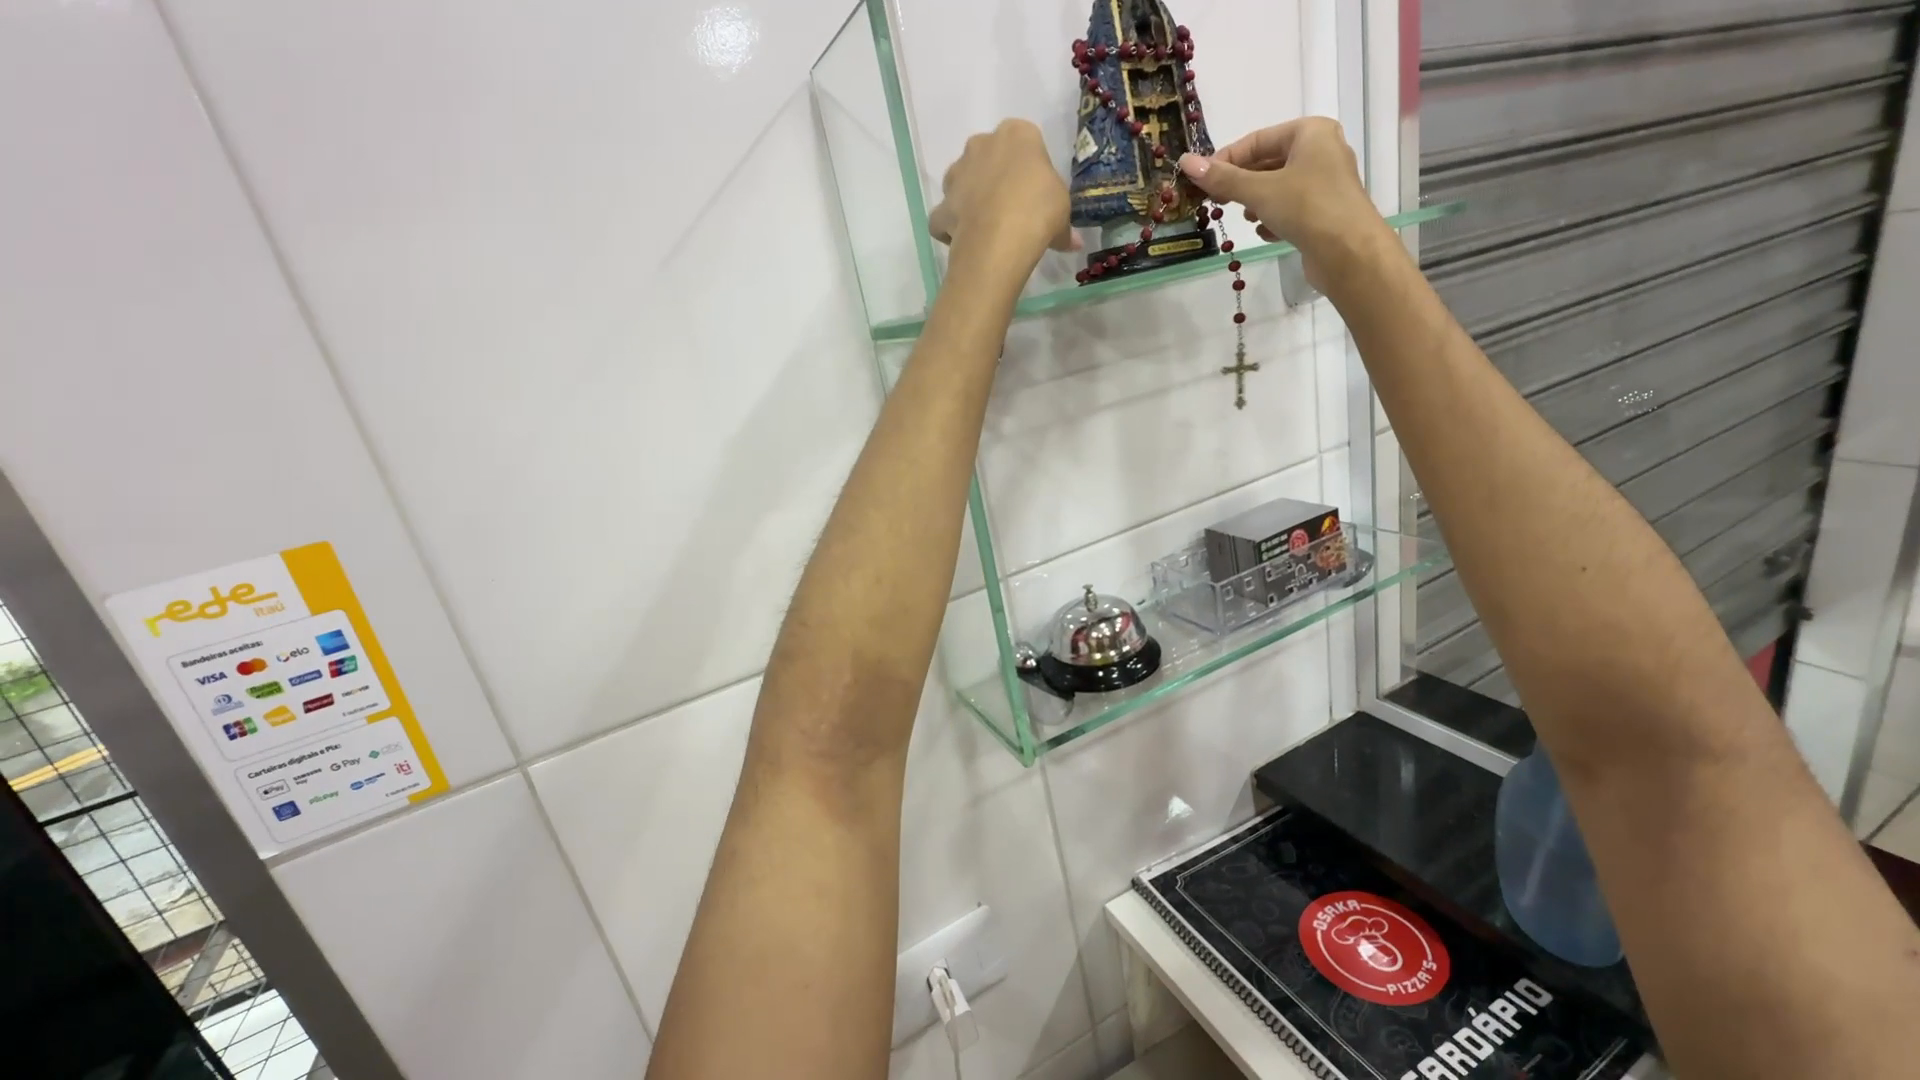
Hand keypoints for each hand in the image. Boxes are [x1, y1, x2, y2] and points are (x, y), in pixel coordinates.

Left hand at [928, 119, 1076, 270]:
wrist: (1000, 239)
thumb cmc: (1039, 210)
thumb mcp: (1063, 212)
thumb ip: (1063, 224)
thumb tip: (1072, 242)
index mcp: (1017, 134)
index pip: (1024, 140)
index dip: (1030, 166)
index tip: (1036, 190)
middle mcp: (980, 145)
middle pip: (987, 156)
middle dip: (994, 175)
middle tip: (1011, 205)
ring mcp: (956, 174)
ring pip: (961, 180)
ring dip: (969, 196)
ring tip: (986, 224)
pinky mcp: (941, 206)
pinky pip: (943, 215)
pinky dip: (949, 227)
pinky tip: (963, 241)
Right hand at [1177, 118, 1388, 284]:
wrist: (1349, 252)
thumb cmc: (1306, 208)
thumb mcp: (1258, 190)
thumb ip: (1222, 178)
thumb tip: (1186, 162)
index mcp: (1310, 132)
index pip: (1256, 140)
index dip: (1225, 159)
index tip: (1201, 181)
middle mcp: (1321, 151)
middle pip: (1267, 162)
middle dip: (1240, 183)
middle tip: (1216, 201)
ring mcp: (1325, 182)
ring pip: (1277, 186)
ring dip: (1256, 202)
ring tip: (1245, 216)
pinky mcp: (1324, 210)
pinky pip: (1290, 207)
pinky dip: (1273, 217)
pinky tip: (1266, 232)